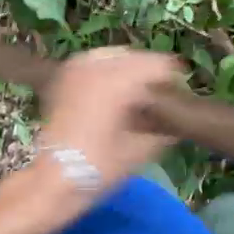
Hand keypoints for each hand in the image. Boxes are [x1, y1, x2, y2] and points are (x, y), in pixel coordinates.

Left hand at [36, 47, 183, 191]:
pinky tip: (111, 87)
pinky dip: (105, 69)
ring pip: (112, 55)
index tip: (181, 92)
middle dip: (149, 71)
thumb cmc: (99, 168)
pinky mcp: (62, 79)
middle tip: (160, 93)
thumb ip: (162, 132)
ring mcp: (75, 71)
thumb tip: (175, 124)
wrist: (53, 177)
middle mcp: (96, 68)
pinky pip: (90, 62)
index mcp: (118, 83)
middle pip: (135, 57)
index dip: (173, 77)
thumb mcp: (139, 152)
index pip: (157, 65)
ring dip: (127, 68)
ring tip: (136, 90)